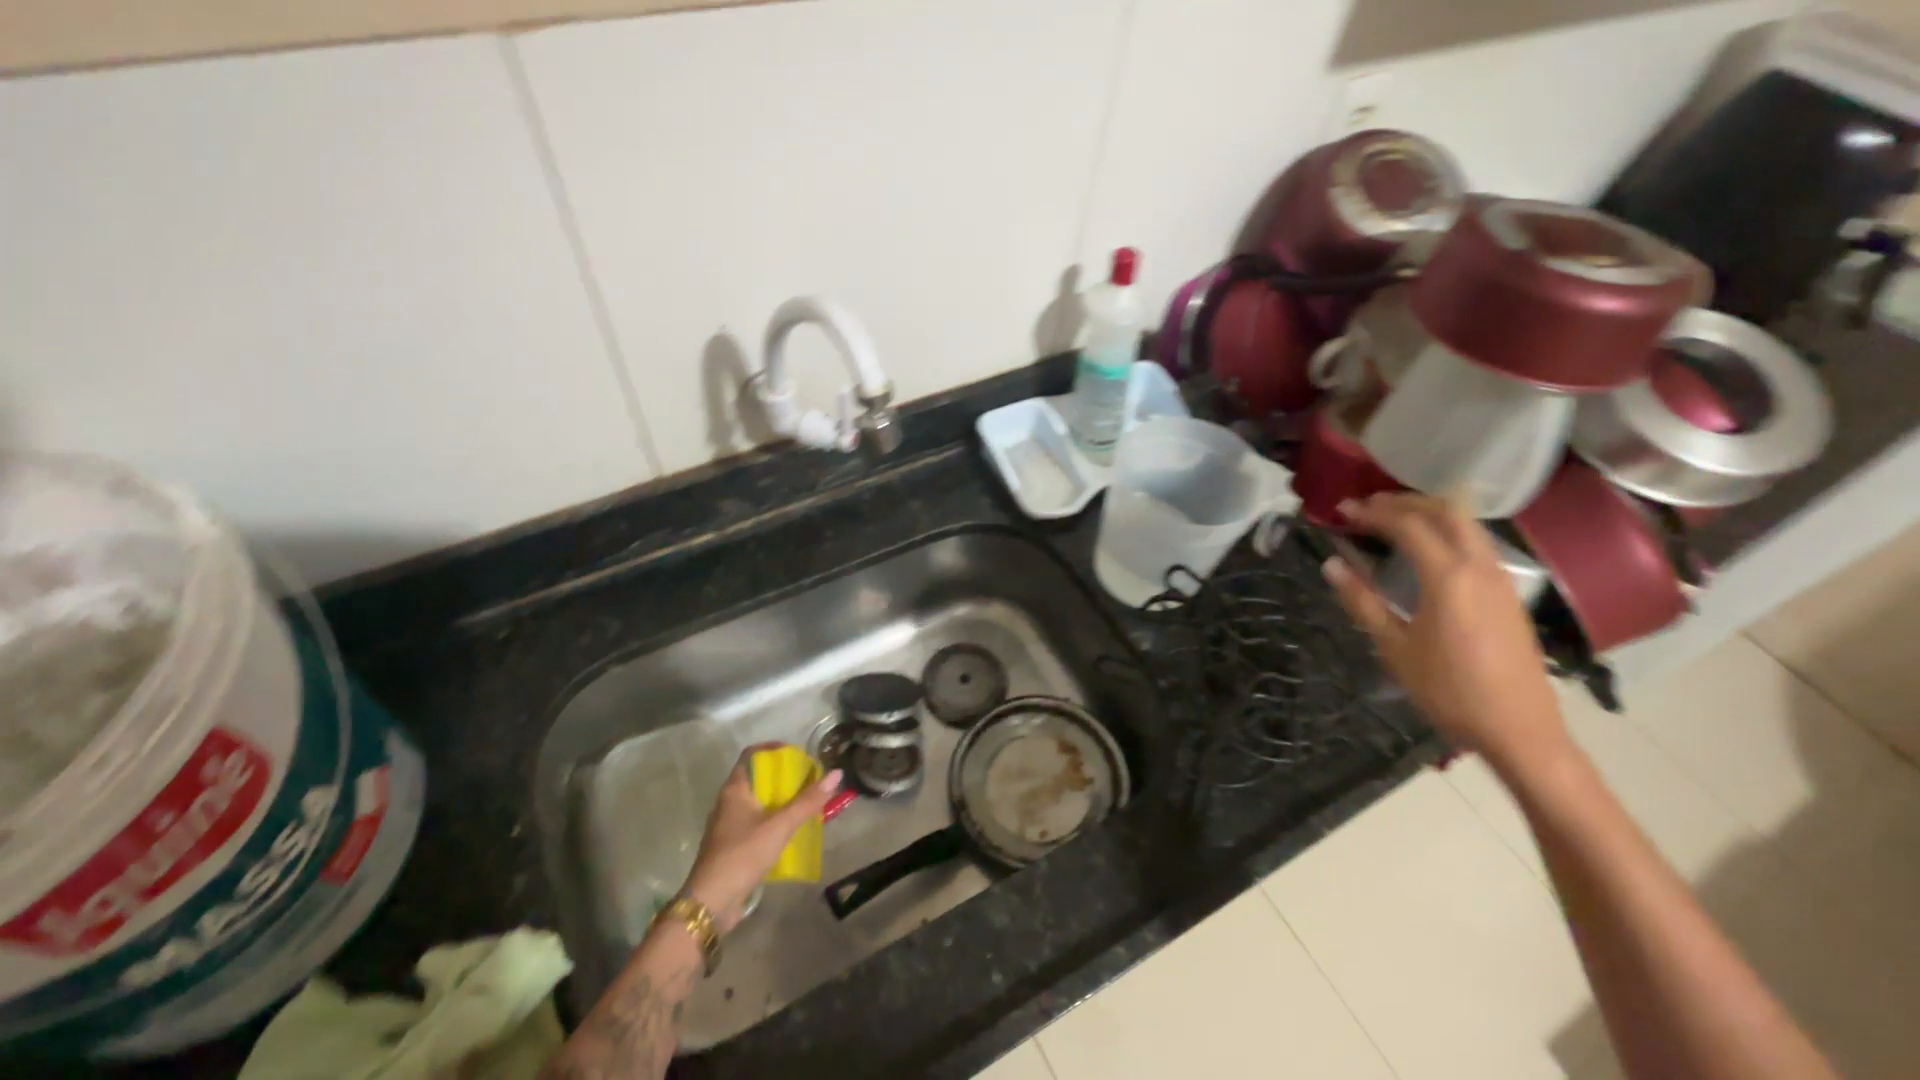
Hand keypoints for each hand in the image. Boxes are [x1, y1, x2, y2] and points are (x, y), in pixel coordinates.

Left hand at [681, 744, 841, 934]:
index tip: (798, 754)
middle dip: (783, 776)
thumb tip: (836, 774)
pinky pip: (755, 822)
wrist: (712, 900)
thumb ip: (807, 801)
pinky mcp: (732, 845)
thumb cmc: (743, 855)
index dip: (774, 749)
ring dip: (780, 800)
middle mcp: (728, 802)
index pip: (751, 755)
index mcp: (734, 789)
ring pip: (757, 802)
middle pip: (756, 777)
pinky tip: (791, 831)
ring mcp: (728, 825)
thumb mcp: (780, 826)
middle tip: (809, 780)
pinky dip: (773, 820)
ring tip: (805, 804)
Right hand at [1323, 494, 1570, 772]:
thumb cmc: (1449, 691)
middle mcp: (1479, 565)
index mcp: (1448, 576)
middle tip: (1370, 506)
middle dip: (1405, 501)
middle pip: (1445, 510)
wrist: (1518, 727)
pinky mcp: (1509, 592)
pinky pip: (1477, 543)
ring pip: (1466, 524)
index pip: (1408, 525)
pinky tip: (1429, 551)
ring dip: (1430, 513)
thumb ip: (1363, 602)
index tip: (1343, 509)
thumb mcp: (1395, 649)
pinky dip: (1448, 532)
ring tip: (1395, 521)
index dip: (1372, 512)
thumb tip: (1333, 565)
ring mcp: (1500, 577)